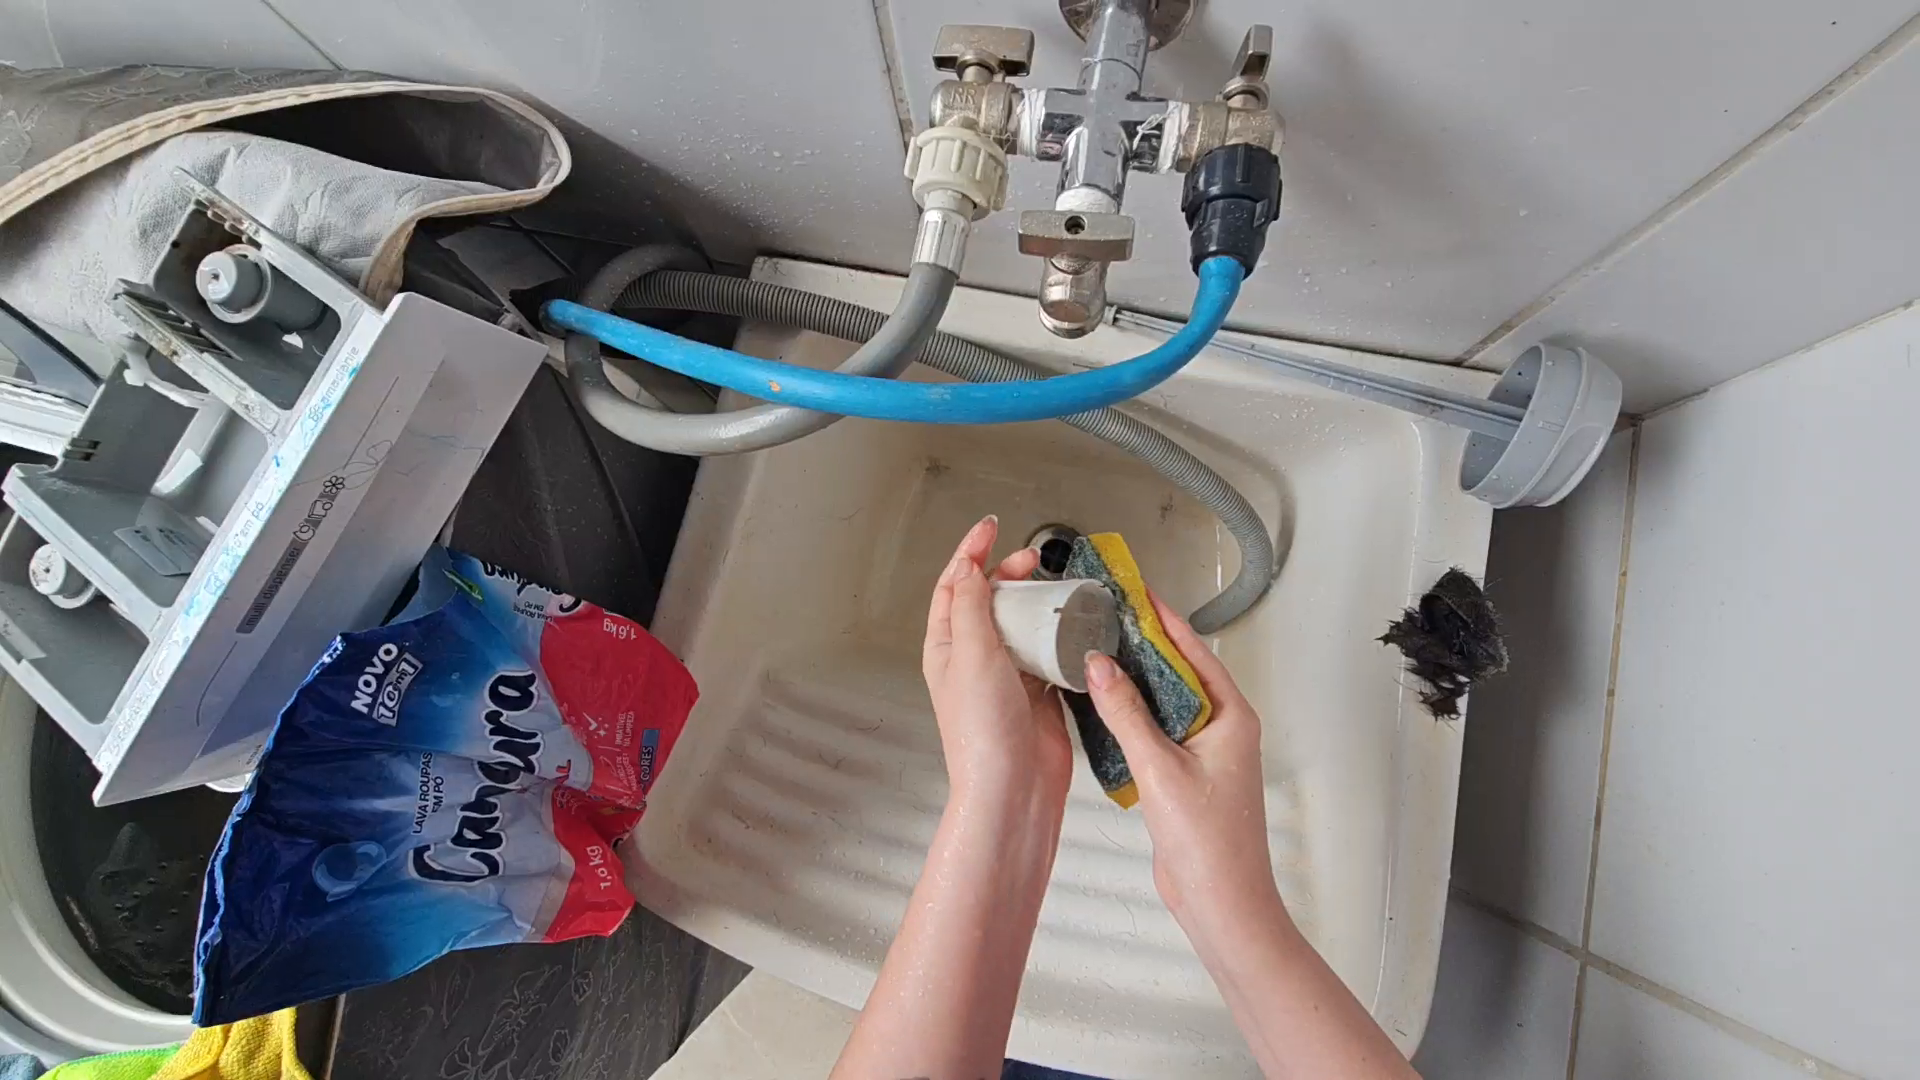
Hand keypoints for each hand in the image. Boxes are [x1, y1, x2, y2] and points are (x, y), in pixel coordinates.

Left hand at [922, 516, 1072, 802]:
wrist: (1014, 787)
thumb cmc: (982, 730)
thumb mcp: (970, 654)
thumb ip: (969, 606)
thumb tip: (966, 566)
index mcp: (947, 647)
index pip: (954, 585)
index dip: (969, 552)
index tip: (991, 527)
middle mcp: (974, 658)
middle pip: (989, 600)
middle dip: (1007, 573)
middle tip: (1032, 559)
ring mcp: (1007, 675)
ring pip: (1020, 624)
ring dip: (1035, 603)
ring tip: (1054, 588)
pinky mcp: (1037, 691)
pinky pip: (1047, 652)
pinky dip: (1058, 635)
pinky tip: (1070, 625)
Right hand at [1082, 595, 1281, 937]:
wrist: (1222, 906)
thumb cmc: (1210, 844)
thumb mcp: (1159, 768)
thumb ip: (1127, 713)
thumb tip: (1100, 664)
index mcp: (1231, 716)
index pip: (1193, 650)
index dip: (1163, 618)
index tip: (1136, 591)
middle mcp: (1221, 726)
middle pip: (1178, 669)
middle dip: (1143, 642)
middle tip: (1107, 615)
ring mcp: (1203, 749)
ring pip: (1164, 698)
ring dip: (1134, 678)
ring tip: (1098, 650)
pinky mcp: (1184, 770)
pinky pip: (1156, 726)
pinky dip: (1131, 711)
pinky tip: (1103, 704)